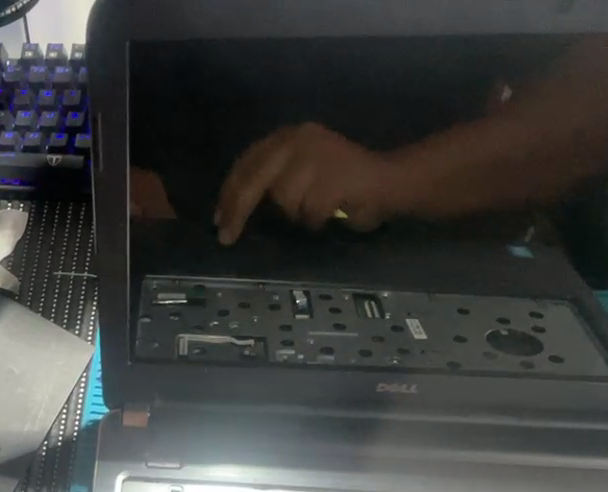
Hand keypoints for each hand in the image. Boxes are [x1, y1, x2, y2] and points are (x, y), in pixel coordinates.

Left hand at [214, 123, 405, 243]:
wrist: (389, 181)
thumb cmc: (341, 183)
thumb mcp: (300, 170)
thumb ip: (271, 179)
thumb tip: (234, 208)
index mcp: (288, 136)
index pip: (247, 164)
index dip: (229, 193)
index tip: (218, 218)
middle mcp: (299, 140)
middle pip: (253, 180)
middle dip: (237, 212)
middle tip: (225, 238)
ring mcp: (316, 157)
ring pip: (284, 200)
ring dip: (297, 215)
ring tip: (317, 209)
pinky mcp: (333, 178)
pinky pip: (308, 213)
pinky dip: (316, 221)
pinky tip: (330, 213)